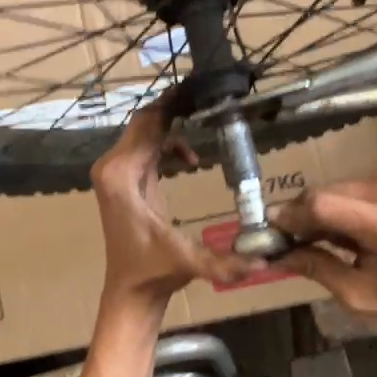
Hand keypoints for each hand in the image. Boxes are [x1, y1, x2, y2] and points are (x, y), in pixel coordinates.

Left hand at [91, 99, 255, 305]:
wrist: (131, 290)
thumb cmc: (155, 273)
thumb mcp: (189, 262)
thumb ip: (224, 262)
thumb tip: (264, 260)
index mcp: (122, 175)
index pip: (148, 124)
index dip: (172, 103)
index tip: (198, 86)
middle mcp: (112, 167)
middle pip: (144, 122)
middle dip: (175, 108)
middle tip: (208, 96)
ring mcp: (113, 173)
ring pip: (144, 132)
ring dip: (173, 126)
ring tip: (206, 121)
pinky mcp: (121, 180)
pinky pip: (144, 147)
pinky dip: (167, 144)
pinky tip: (190, 160)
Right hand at [273, 167, 376, 325]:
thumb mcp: (364, 296)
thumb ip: (319, 269)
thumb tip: (279, 255)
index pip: (322, 205)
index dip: (290, 217)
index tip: (270, 233)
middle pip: (326, 193)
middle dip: (302, 216)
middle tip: (290, 242)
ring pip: (339, 188)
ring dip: (322, 211)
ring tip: (324, 242)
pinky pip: (357, 187)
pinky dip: (343, 206)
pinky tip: (349, 232)